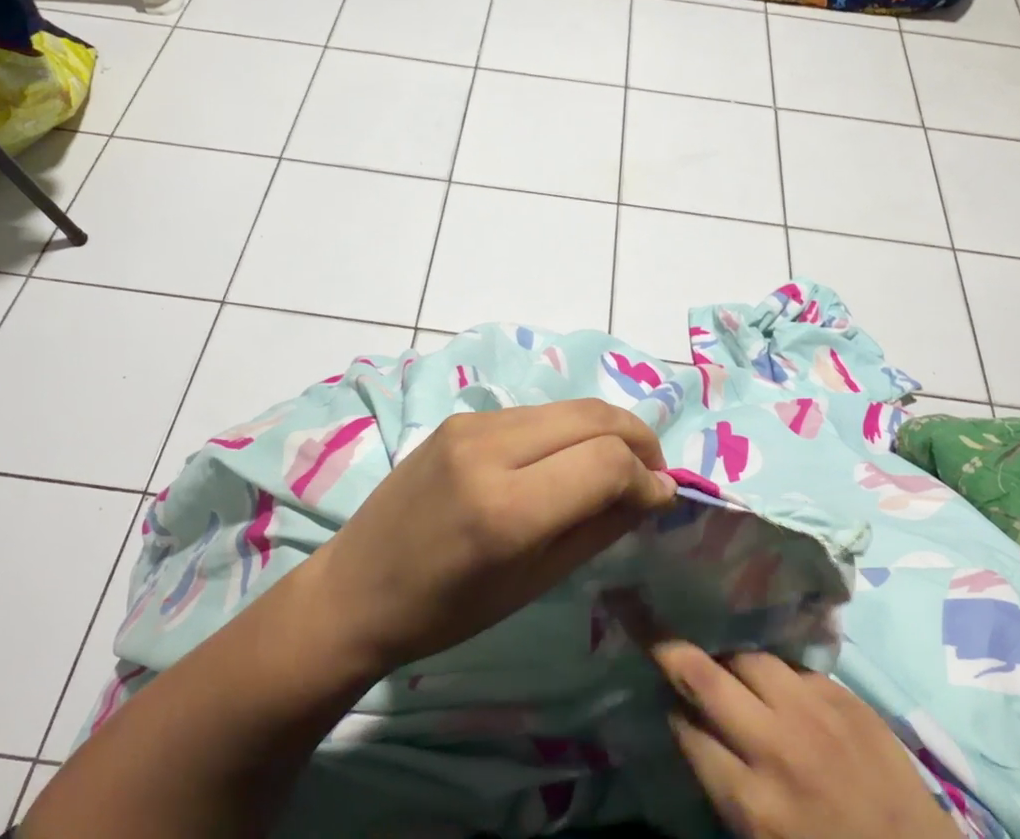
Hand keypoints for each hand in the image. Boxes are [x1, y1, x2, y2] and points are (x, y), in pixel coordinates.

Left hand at [307, 400, 676, 671]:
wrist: (358, 589)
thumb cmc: (447, 611)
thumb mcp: (534, 583)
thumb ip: (599, 528)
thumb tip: (654, 491)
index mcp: (507, 509)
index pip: (607, 461)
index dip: (648, 477)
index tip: (661, 500)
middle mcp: (489, 449)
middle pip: (594, 416)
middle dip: (639, 439)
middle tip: (652, 476)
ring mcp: (470, 426)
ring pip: (567, 407)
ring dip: (604, 431)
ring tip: (617, 469)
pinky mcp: (458, 419)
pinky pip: (534, 414)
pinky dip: (566, 431)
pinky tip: (567, 462)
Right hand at [650, 643, 959, 838]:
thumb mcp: (760, 836)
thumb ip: (722, 782)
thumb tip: (691, 725)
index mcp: (751, 800)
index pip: (686, 732)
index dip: (671, 712)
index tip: (665, 701)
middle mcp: (778, 747)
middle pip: (707, 680)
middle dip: (672, 652)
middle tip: (652, 632)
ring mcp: (817, 716)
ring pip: (752, 659)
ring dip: (730, 659)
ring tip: (725, 662)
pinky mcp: (849, 701)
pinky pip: (797, 668)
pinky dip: (778, 672)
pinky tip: (777, 680)